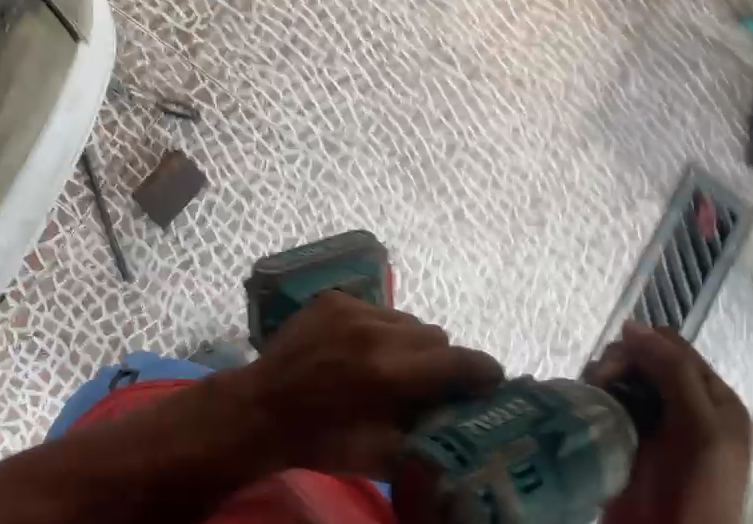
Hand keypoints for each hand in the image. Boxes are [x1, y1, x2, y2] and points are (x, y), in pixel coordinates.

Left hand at [214, 290, 502, 477]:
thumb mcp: (384, 454)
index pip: (459, 361)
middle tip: (430, 384)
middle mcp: (373, 330)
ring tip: (392, 365)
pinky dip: (378, 328)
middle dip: (441, 360)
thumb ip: (429, 434)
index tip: (489, 382)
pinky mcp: (332, 298)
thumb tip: (464, 426)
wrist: (262, 407)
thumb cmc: (322, 440)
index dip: (482, 372)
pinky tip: (360, 349)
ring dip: (409, 342)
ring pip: (406, 319)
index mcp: (388, 372)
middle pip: (436, 336)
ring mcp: (350, 308)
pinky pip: (376, 308)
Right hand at [589, 323, 752, 523]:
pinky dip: (594, 394)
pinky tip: (588, 404)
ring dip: (602, 377)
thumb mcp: (699, 428)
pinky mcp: (625, 433)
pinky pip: (606, 397)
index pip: (672, 347)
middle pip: (642, 357)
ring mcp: (654, 420)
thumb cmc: (696, 488)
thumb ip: (673, 372)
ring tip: (593, 397)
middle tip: (602, 383)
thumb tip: (630, 324)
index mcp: (714, 400)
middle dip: (618, 363)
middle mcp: (685, 403)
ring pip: (620, 374)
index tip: (620, 366)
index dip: (644, 348)